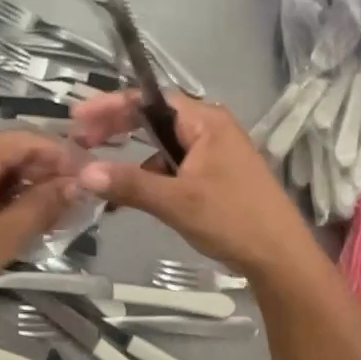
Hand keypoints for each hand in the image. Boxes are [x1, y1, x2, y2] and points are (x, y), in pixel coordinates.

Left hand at [0, 130, 82, 326]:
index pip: (26, 139)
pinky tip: (15, 214)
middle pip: (8, 148)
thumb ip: (42, 206)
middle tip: (73, 199)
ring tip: (49, 211)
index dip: (60, 155)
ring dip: (21, 182)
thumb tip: (76, 184)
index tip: (87, 177)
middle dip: (42, 171)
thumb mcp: (2, 238)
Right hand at [71, 91, 321, 279]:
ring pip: (161, 144)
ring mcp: (213, 152)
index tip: (78, 117)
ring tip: (96, 170)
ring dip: (130, 154)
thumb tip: (83, 173)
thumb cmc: (233, 220)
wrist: (282, 259)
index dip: (111, 106)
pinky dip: (148, 174)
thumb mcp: (176, 201)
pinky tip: (126, 193)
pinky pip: (172, 165)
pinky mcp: (214, 175)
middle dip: (115, 128)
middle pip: (153, 118)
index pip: (149, 100)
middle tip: (80, 140)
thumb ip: (129, 184)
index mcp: (205, 121)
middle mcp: (209, 128)